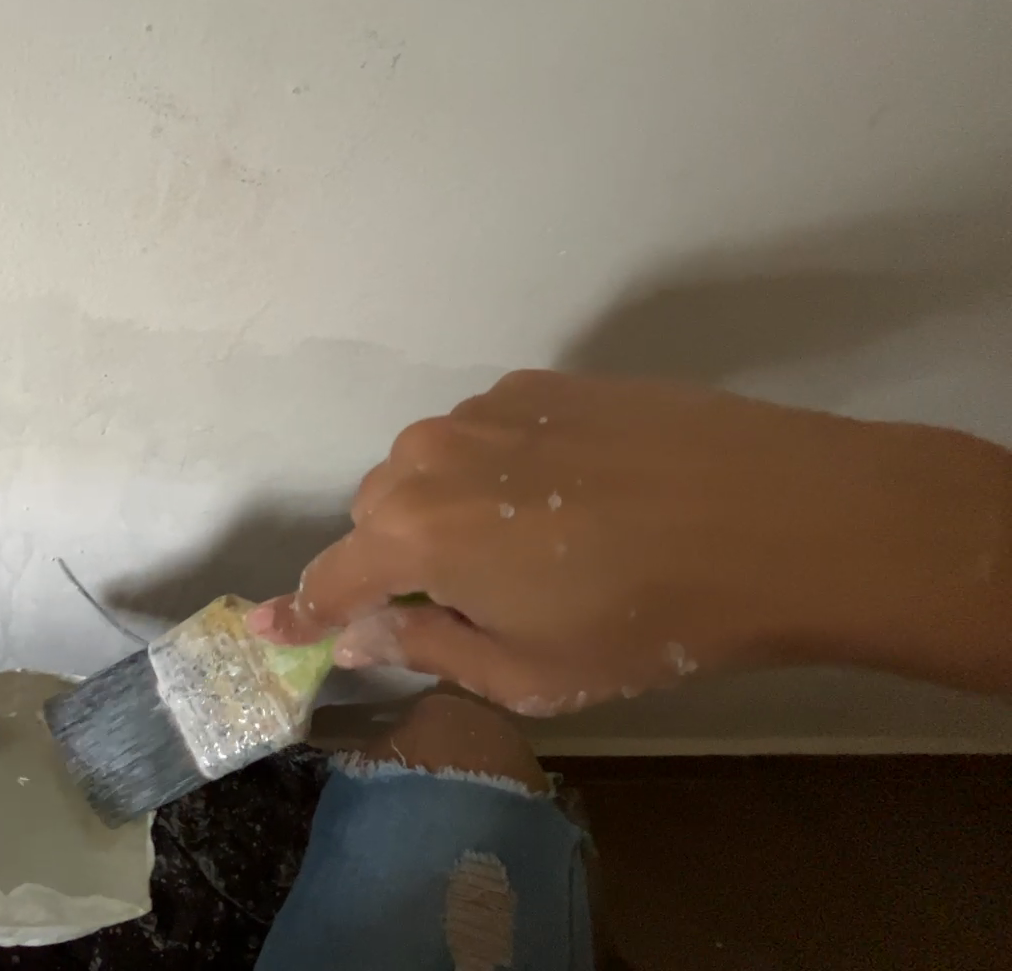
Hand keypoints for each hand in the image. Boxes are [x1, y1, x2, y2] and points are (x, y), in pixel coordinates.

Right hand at [250, 371, 1011, 712]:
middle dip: (396, 554)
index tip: (268, 627)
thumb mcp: (529, 671)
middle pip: (373, 516)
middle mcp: (421, 460)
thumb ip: (422, 649)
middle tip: (469, 588)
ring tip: (528, 531)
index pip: (331, 579)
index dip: (301, 611)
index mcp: (412, 535)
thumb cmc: (646, 617)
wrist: (787, 517)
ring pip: (419, 468)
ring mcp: (473, 412)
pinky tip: (563, 485)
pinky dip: (489, 466)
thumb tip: (355, 637)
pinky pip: (474, 434)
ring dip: (441, 505)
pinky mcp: (524, 384)